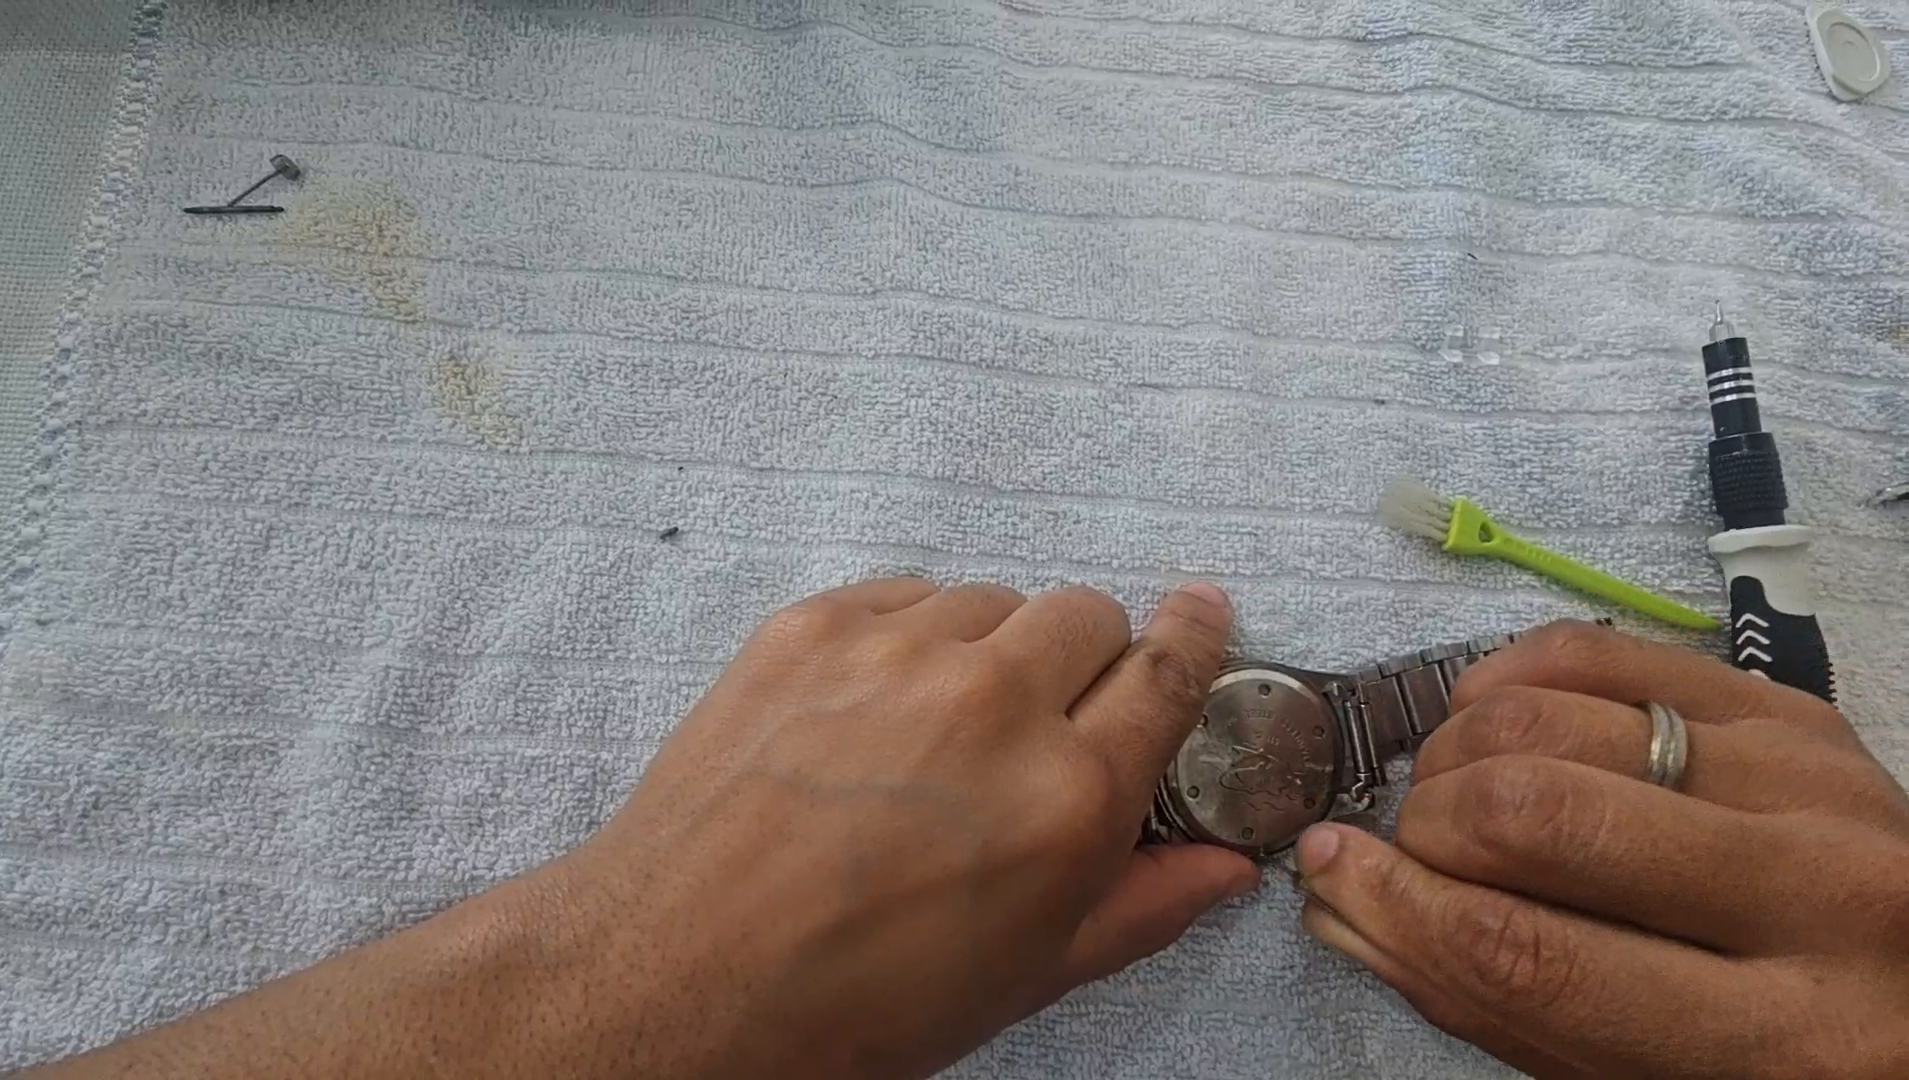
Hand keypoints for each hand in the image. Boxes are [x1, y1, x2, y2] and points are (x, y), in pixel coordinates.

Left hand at [25, 578, 1257, 1079]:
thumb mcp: (1025, 973)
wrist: (680, 969)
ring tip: (932, 715)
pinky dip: (911, 632)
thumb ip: (1142, 903)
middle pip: (1084, 611)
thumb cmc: (865, 996)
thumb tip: (1234, 861)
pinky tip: (870, 697)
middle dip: (1080, 653)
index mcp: (1066, 794)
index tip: (1202, 606)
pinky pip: (905, 592)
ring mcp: (900, 647)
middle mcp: (993, 700)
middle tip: (1033, 708)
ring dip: (987, 644)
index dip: (1193, 634)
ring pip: (991, 598)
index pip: (1165, 673)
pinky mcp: (819, 621)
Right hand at [1294, 621, 1908, 1078]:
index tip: (1328, 865)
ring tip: (1460, 789)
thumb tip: (1332, 893)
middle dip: (1425, 825)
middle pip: (1527, 813)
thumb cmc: (1754, 1044)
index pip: (1528, 953)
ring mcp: (1805, 776)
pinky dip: (1492, 680)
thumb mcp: (1621, 1067)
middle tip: (1421, 843)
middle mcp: (1826, 895)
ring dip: (1449, 755)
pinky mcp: (1776, 699)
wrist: (1906, 967)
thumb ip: (1469, 990)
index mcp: (1793, 1045)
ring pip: (1535, 722)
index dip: (1396, 903)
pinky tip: (1490, 722)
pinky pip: (1577, 650)